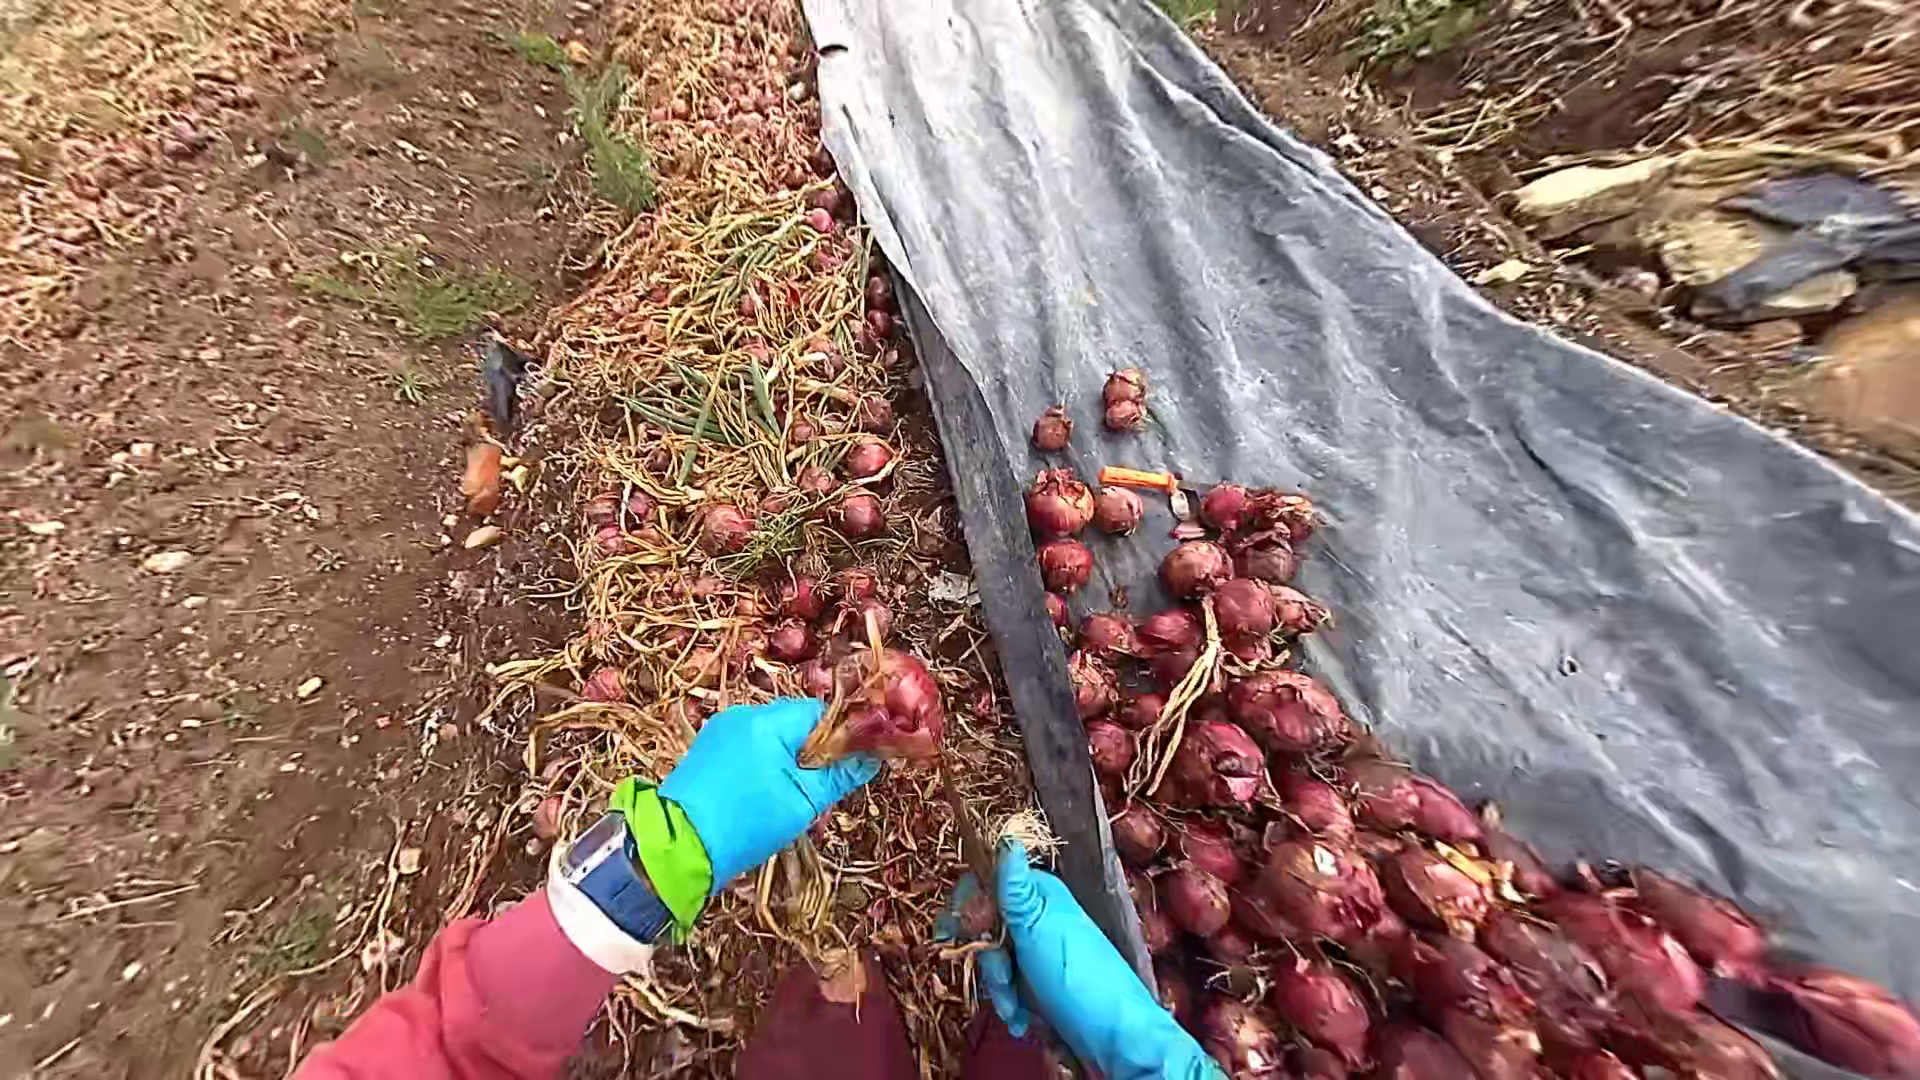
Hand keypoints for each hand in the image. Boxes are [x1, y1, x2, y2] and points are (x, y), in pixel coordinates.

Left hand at [659, 698, 878, 890]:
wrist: (673, 852)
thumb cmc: (744, 825)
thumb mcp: (803, 802)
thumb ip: (842, 774)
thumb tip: (875, 756)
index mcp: (768, 721)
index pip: (820, 712)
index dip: (838, 737)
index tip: (843, 766)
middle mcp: (744, 715)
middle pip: (797, 722)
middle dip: (812, 751)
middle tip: (816, 789)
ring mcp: (722, 729)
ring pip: (774, 734)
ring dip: (788, 758)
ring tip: (787, 796)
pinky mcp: (707, 747)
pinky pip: (750, 744)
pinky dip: (764, 762)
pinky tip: (760, 793)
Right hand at [972, 839, 1220, 1079]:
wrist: (1117, 1040)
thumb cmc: (1077, 976)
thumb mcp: (1036, 927)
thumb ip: (1013, 886)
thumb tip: (1007, 835)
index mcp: (1039, 893)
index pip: (987, 881)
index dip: (966, 903)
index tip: (952, 930)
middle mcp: (1038, 916)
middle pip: (987, 924)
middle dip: (986, 956)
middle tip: (1001, 974)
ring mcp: (1040, 950)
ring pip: (996, 958)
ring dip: (999, 986)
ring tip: (1016, 1008)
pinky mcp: (1042, 983)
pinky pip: (1011, 986)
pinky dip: (1011, 1004)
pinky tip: (1022, 1019)